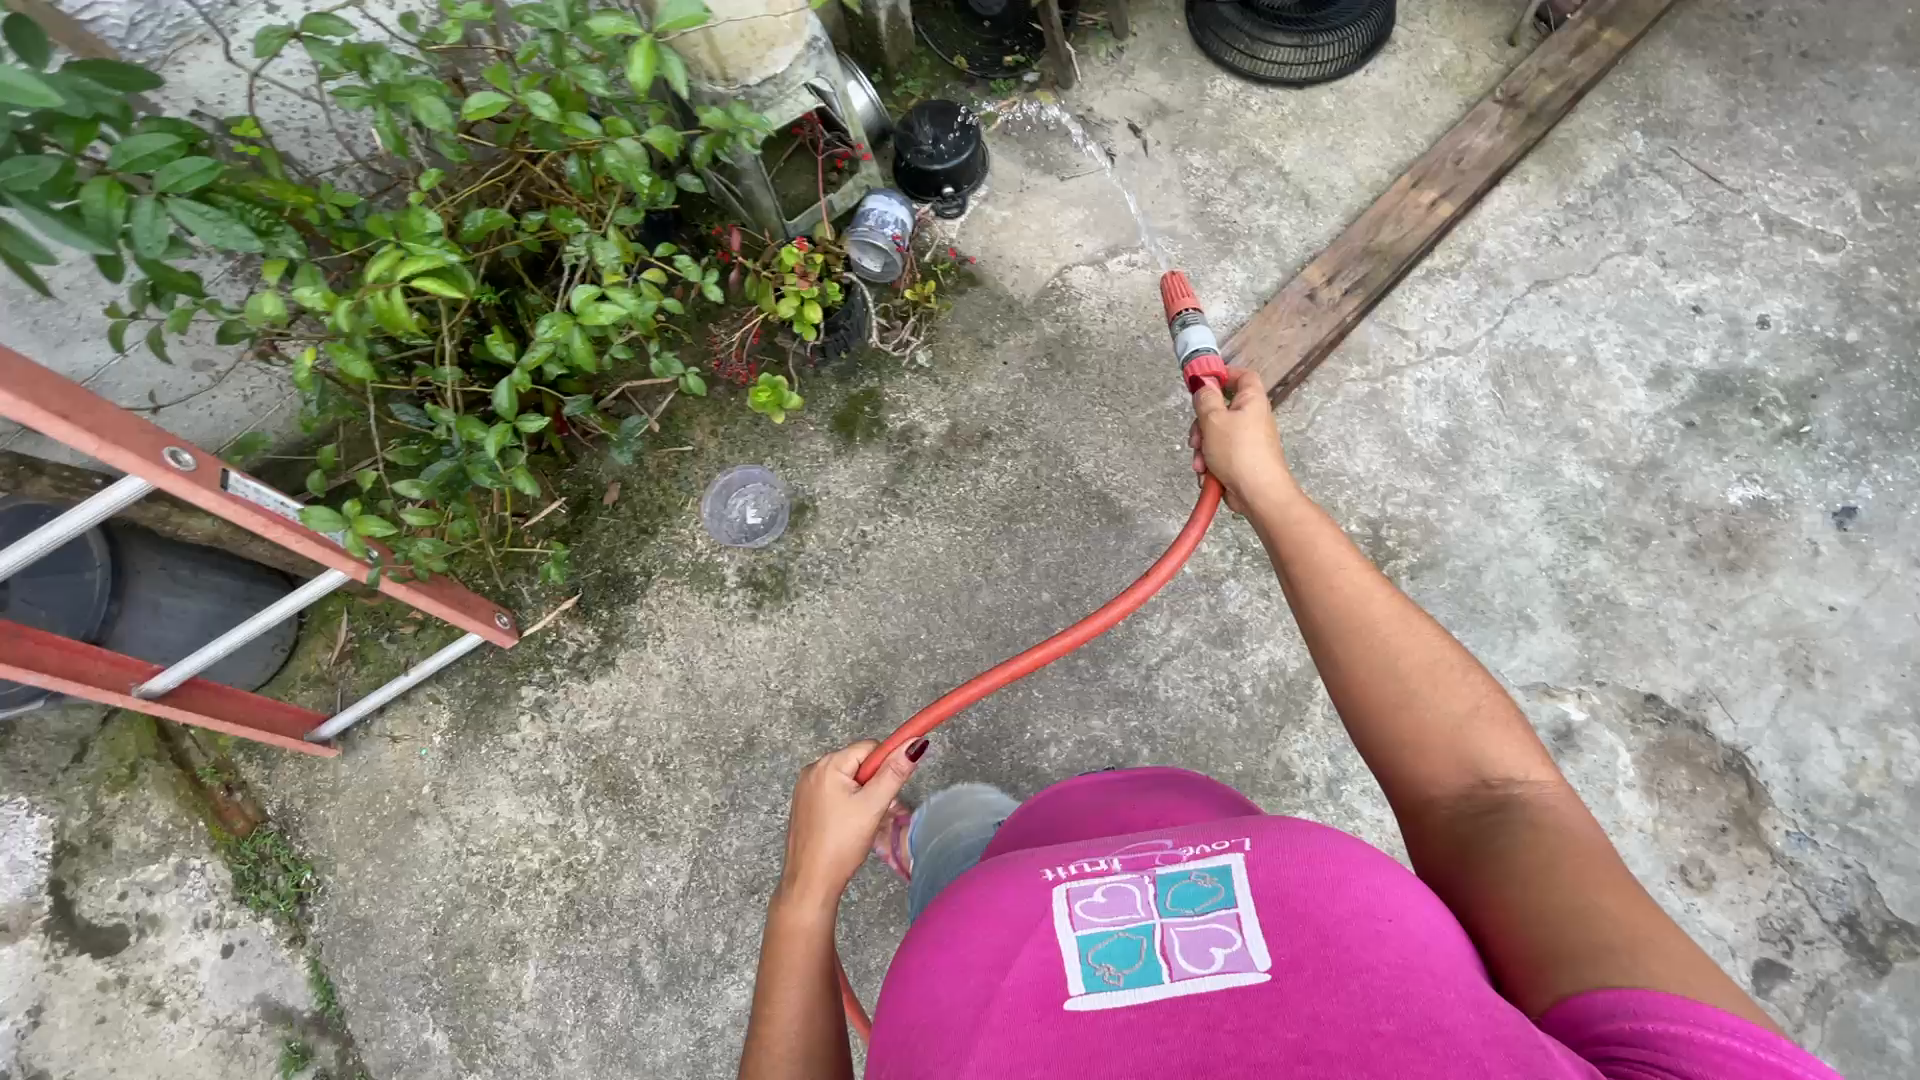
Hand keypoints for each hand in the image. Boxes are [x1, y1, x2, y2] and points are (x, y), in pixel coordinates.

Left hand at [775, 738, 926, 913]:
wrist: (810, 883)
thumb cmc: (840, 845)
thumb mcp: (873, 805)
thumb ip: (895, 772)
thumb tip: (914, 744)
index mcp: (827, 765)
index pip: (869, 748)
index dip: (885, 767)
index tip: (888, 793)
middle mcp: (812, 770)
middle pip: (858, 763)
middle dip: (874, 784)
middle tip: (875, 811)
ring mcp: (806, 788)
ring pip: (848, 779)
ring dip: (862, 795)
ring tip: (862, 822)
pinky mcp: (805, 804)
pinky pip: (834, 792)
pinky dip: (848, 803)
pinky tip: (848, 825)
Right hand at [1190, 366, 1300, 514]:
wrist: (1258, 493)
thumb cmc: (1238, 453)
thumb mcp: (1214, 420)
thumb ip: (1205, 398)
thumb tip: (1202, 382)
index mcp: (1251, 400)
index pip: (1242, 376)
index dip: (1223, 375)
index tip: (1203, 383)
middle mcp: (1251, 418)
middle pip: (1219, 410)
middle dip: (1201, 426)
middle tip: (1196, 439)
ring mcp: (1245, 440)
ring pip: (1214, 435)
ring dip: (1202, 449)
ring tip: (1202, 464)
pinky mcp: (1239, 459)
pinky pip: (1217, 454)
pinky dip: (1209, 463)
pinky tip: (1207, 475)